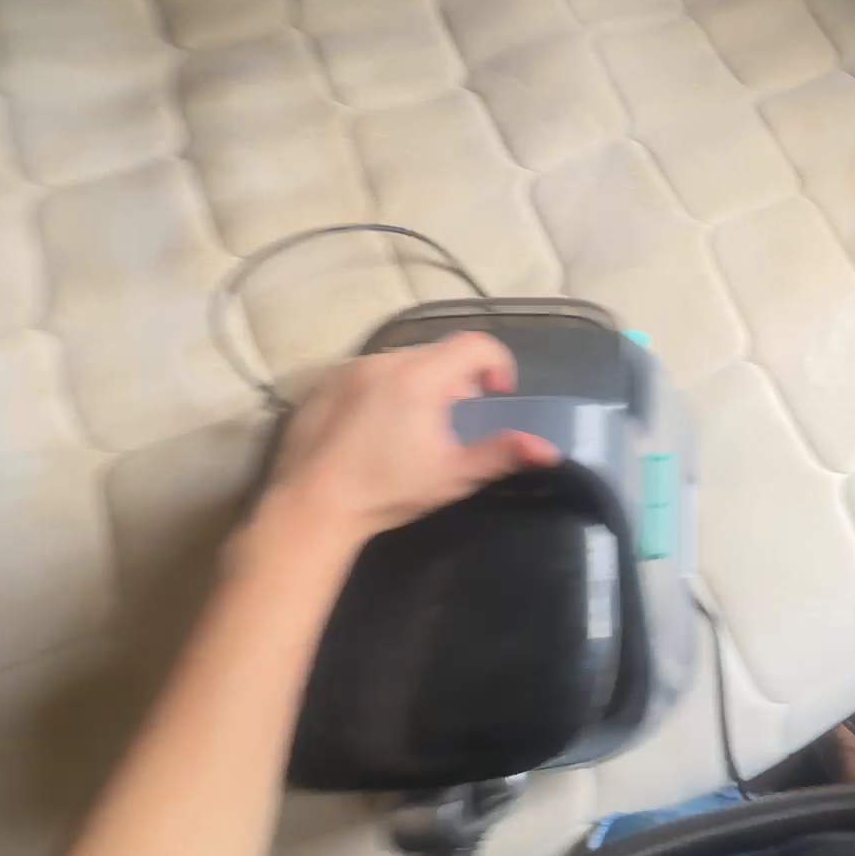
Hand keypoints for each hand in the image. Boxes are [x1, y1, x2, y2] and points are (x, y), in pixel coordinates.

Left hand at [255, 332, 560, 548]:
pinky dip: (389, 386)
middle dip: (461, 378)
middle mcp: (385, 361)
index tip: (497, 395)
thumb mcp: (454, 475)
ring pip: (406, 359)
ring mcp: (349, 369)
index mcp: (420, 378)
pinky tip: (380, 425)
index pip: (476, 344)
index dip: (498, 363)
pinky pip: (372, 370)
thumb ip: (503, 453)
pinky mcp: (323, 382)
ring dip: (425, 380)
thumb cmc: (387, 491)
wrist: (305, 511)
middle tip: (457, 419)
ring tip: (417, 422)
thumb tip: (549, 450)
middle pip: (442, 352)